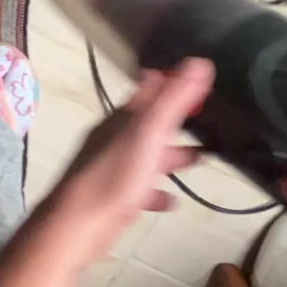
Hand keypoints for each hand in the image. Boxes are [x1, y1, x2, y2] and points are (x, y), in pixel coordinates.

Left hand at [39, 58, 211, 261]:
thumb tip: (197, 63)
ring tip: (198, 160)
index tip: (197, 82)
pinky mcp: (110, 196)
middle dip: (174, 125)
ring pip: (144, 155)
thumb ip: (172, 101)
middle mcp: (112, 139)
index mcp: (120, 120)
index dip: (171, 86)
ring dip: (169, 156)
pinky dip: (156, 191)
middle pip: (147, 126)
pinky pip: (138, 188)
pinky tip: (171, 201)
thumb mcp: (148, 133)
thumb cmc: (115, 175)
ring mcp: (110, 167)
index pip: (148, 94)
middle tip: (206, 125)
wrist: (79, 223)